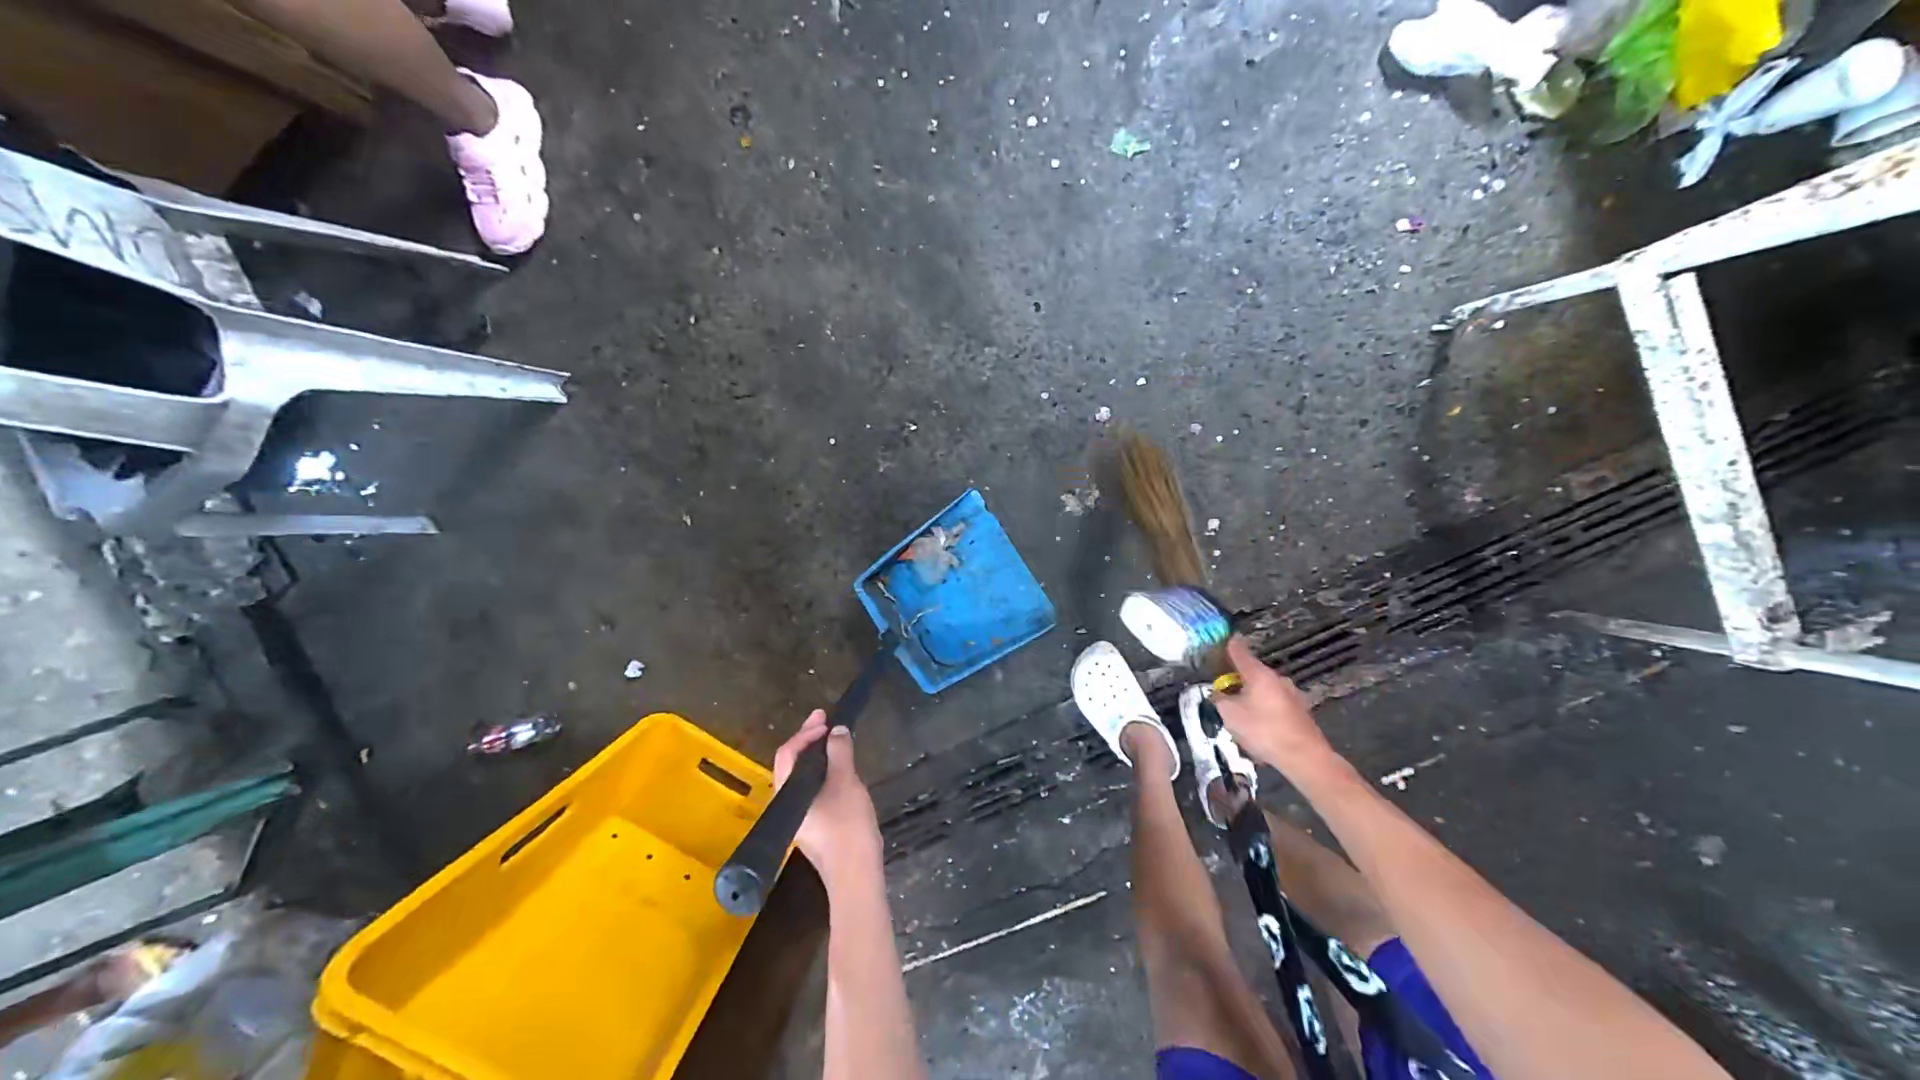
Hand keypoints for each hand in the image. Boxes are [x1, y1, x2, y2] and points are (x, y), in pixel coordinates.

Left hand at [774, 709, 881, 881]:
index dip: (804, 733)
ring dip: (817, 755)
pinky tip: (839, 768)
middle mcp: (788, 804)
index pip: (787, 753)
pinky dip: (824, 772)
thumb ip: (839, 753)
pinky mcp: (815, 825)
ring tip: (834, 739)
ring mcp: (801, 817)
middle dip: (809, 740)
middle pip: (792, 764)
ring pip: (803, 777)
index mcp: (788, 793)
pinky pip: (813, 789)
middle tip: (826, 720)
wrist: (855, 875)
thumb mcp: (846, 783)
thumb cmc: (847, 826)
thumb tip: (836, 731)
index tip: (825, 719)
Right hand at [1213, 637, 1341, 778]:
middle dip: (1238, 680)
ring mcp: (1292, 695)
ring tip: (1241, 717)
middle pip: (1252, 673)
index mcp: (1259, 674)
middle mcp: (1277, 679)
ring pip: (1264, 690)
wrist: (1304, 757)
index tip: (1225, 639)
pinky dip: (1264, 711)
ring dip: (1252, 698)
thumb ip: (1219, 699)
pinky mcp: (1300, 712)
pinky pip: (1275, 705)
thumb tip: (1217, 693)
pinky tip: (1260, 729)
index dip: (1229, 645)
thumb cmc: (1264, 731)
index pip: (1240, 652)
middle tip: (1224, 693)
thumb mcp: (1229, 715)